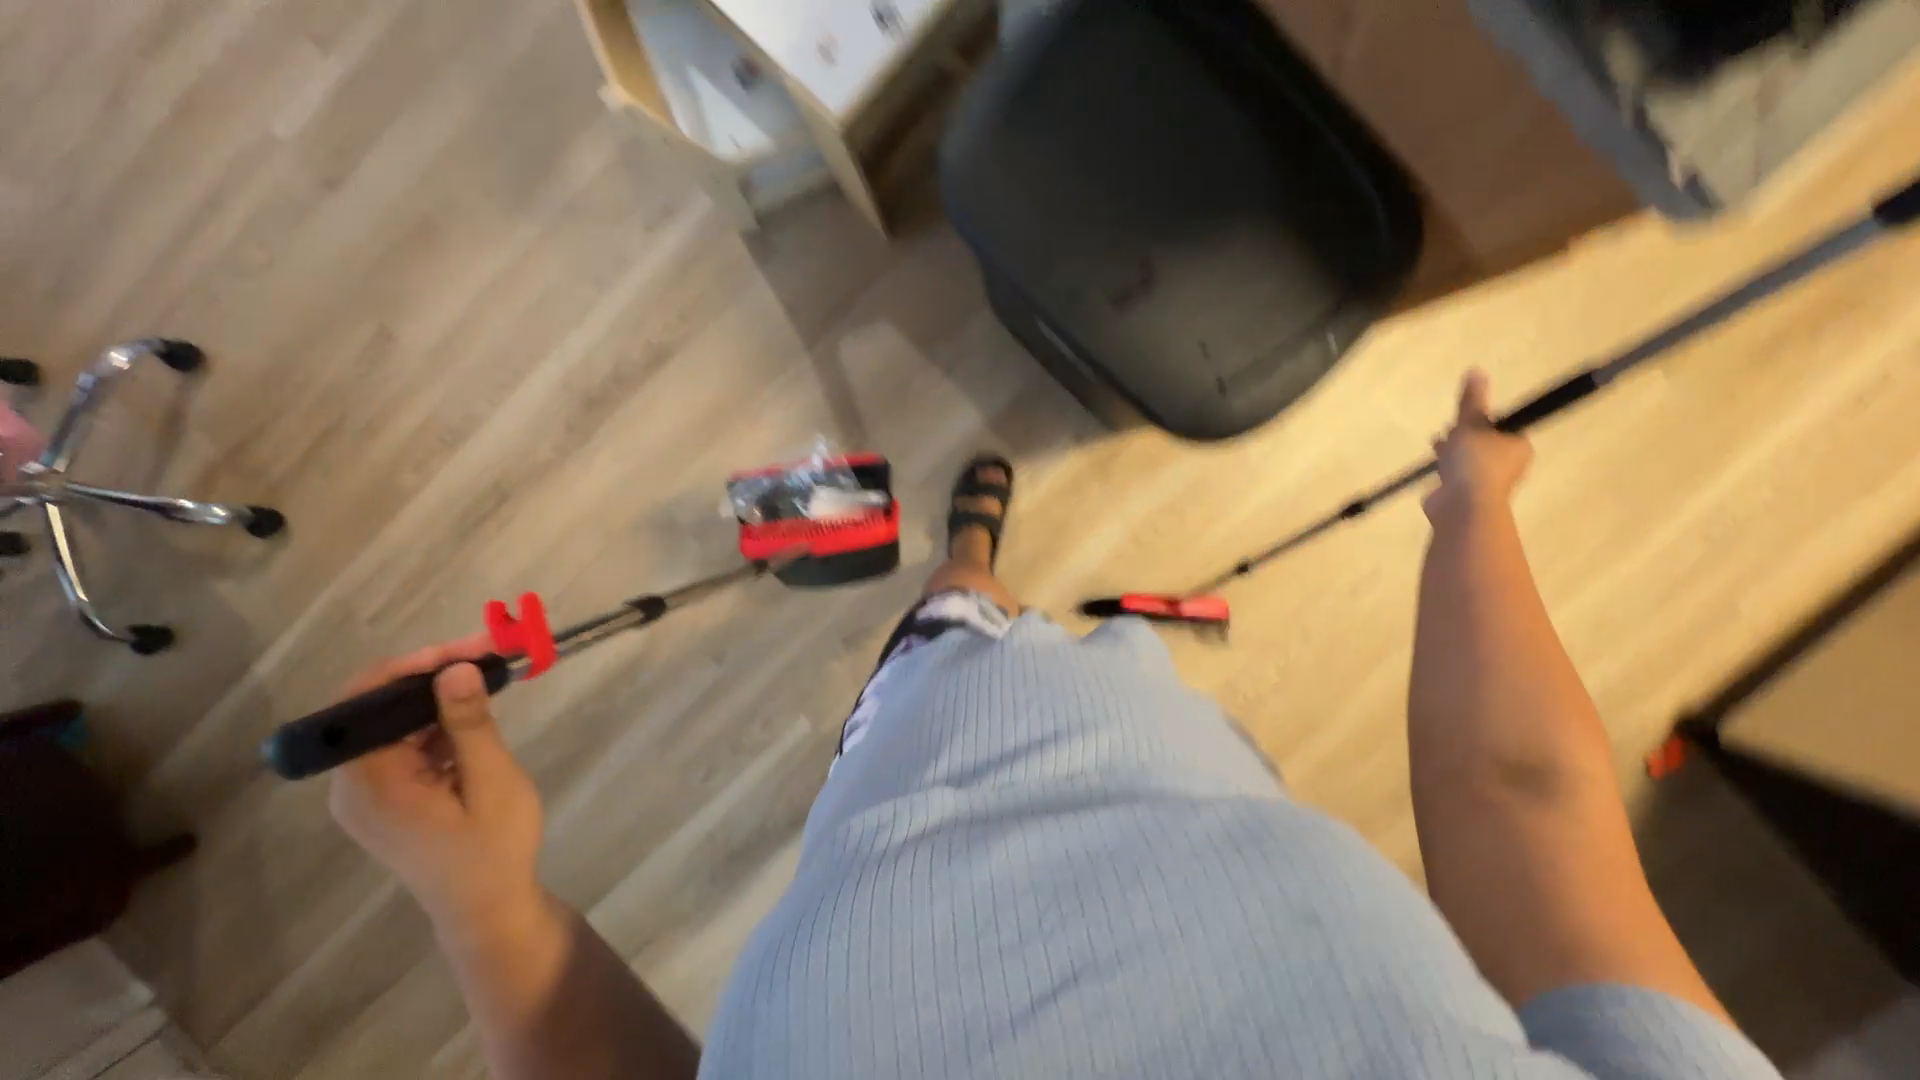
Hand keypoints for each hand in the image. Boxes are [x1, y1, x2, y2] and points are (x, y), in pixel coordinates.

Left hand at [328, 635, 546, 933]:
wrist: (488, 909)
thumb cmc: (493, 848)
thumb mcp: (491, 782)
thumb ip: (469, 725)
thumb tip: (455, 667)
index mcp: (370, 782)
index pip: (366, 701)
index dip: (413, 665)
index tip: (468, 648)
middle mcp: (355, 784)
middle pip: (380, 708)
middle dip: (433, 675)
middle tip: (489, 654)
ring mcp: (370, 793)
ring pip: (396, 724)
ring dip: (440, 697)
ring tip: (490, 677)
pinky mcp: (390, 798)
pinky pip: (406, 745)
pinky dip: (439, 724)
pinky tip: (476, 717)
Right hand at [1424, 369, 1533, 524]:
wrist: (1463, 506)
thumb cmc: (1474, 463)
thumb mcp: (1471, 425)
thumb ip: (1472, 401)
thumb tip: (1476, 370)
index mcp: (1517, 447)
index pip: (1503, 427)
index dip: (1483, 420)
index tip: (1464, 419)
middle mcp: (1508, 465)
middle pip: (1485, 443)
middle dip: (1464, 435)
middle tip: (1449, 429)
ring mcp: (1487, 483)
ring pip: (1469, 460)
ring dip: (1453, 451)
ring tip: (1437, 443)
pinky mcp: (1467, 495)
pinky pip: (1457, 476)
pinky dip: (1446, 468)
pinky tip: (1433, 465)